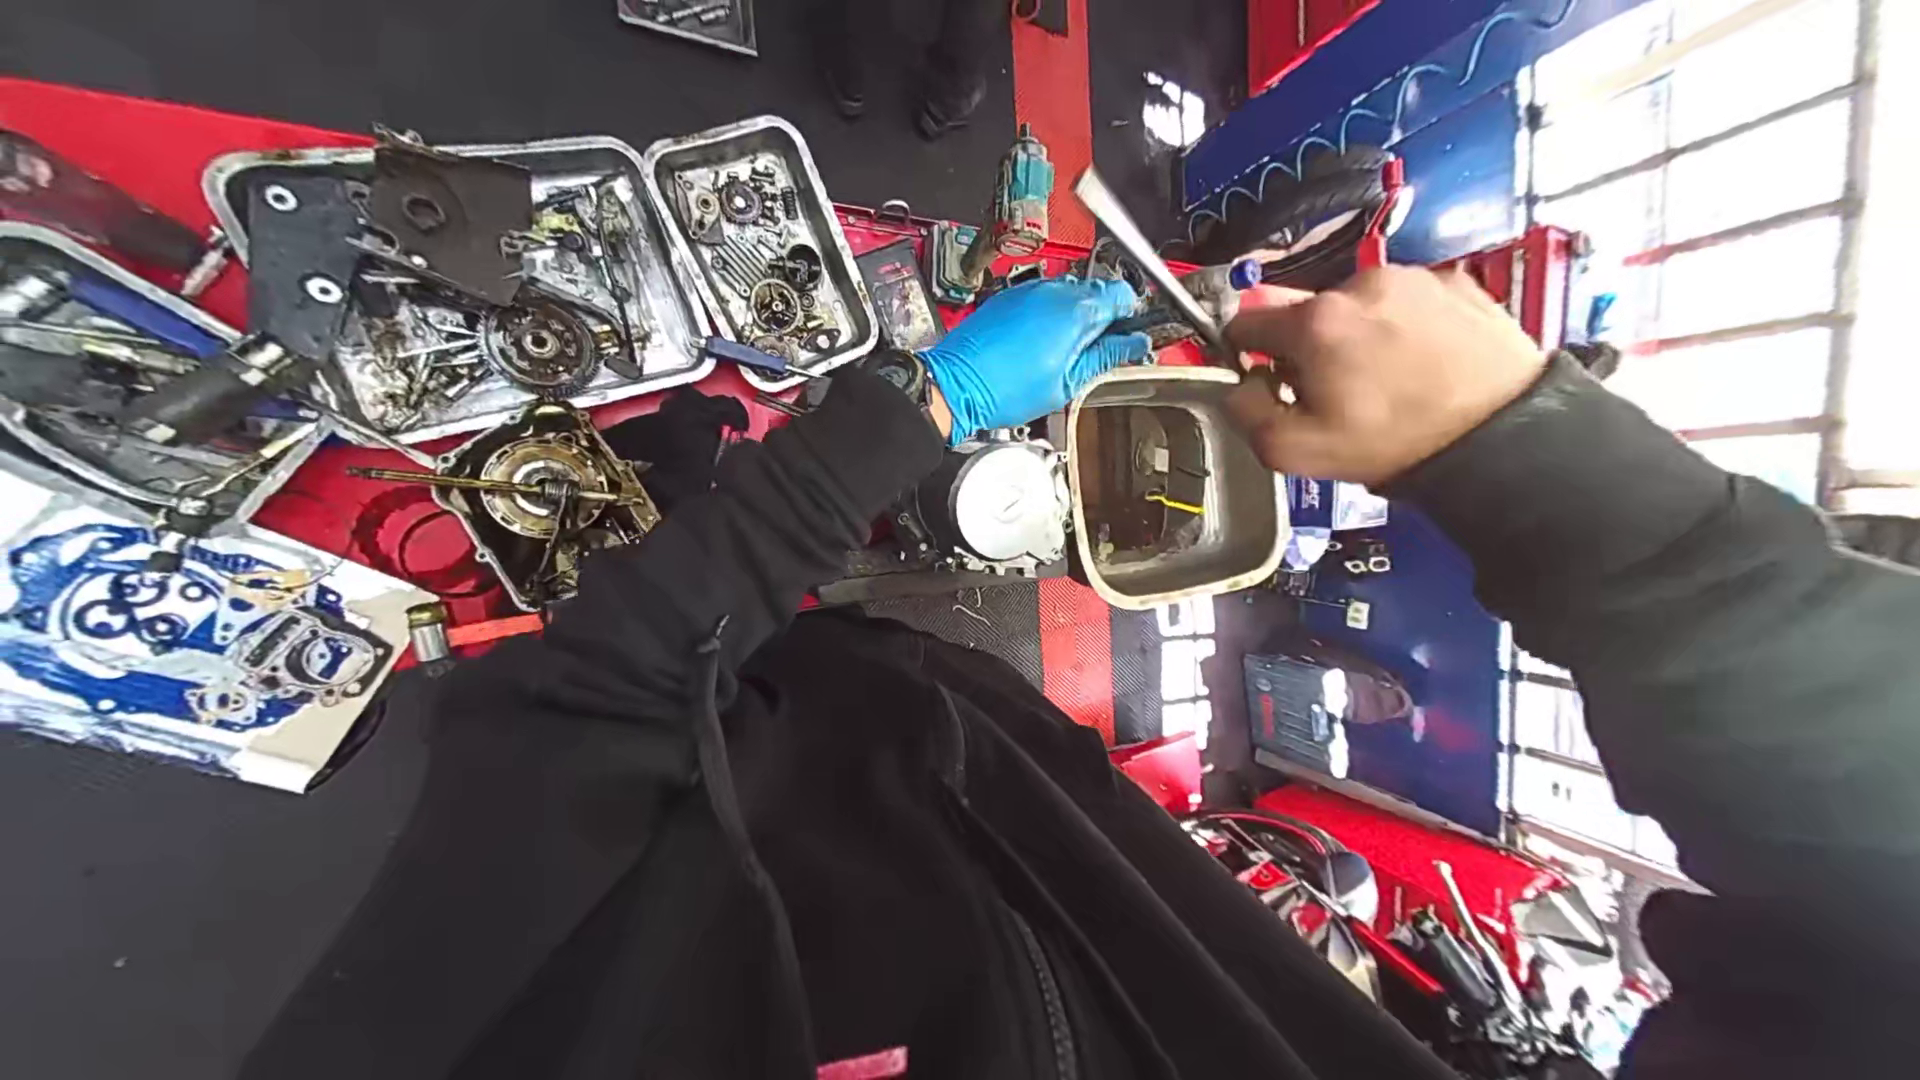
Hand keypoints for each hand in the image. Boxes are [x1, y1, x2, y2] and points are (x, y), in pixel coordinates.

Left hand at [921, 278, 1150, 445]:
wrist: (955, 385)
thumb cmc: (1004, 389)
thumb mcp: (1067, 383)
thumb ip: (1106, 358)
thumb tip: (1135, 345)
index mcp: (1077, 311)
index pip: (1124, 296)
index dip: (1131, 317)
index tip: (1129, 336)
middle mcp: (1054, 291)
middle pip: (1097, 293)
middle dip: (1103, 319)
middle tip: (1095, 351)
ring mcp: (1029, 291)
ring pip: (1069, 295)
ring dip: (1074, 318)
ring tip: (1062, 353)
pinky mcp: (1009, 297)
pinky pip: (1042, 299)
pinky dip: (1049, 316)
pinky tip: (1039, 345)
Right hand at [1224, 267, 1547, 485]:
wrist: (1498, 436)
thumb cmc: (1386, 442)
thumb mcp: (1289, 450)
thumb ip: (1243, 410)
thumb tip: (1244, 384)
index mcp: (1312, 321)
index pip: (1245, 322)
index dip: (1243, 354)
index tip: (1265, 381)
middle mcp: (1357, 284)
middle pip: (1300, 313)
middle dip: (1299, 347)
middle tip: (1328, 388)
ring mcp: (1411, 277)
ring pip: (1350, 305)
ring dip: (1348, 334)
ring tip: (1378, 375)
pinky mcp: (1453, 282)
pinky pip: (1399, 300)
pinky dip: (1394, 325)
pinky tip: (1415, 360)